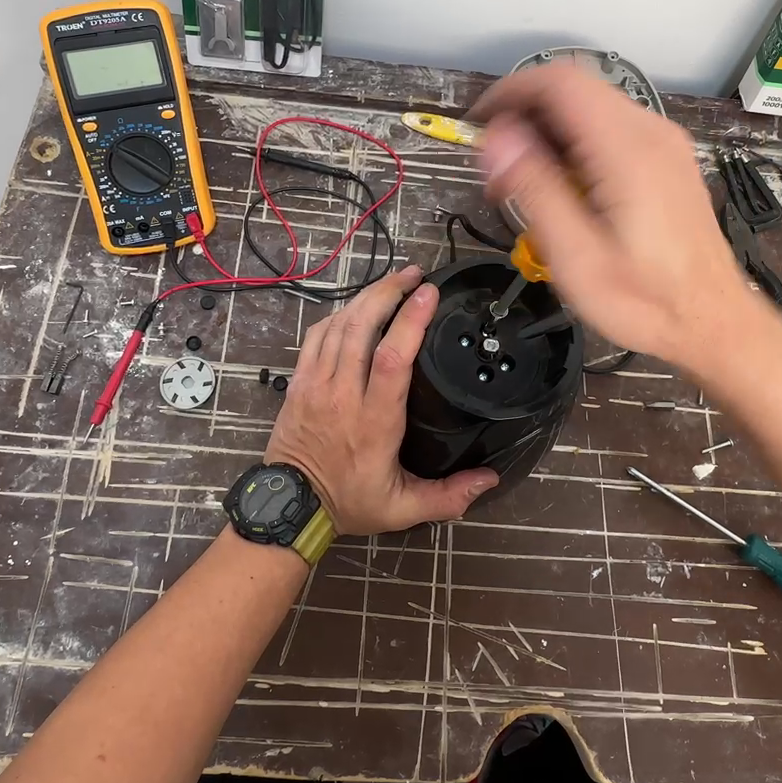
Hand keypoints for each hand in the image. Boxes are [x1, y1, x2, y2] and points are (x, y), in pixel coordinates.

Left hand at [263, 264, 498, 534]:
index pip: (392, 359)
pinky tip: (356, 307)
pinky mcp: (298, 382)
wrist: (290, 506)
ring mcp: (316, 384)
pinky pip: (316, 335)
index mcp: (375, 420)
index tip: (429, 292)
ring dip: (366, 297)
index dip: (410, 320)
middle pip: (363, 328)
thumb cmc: (350, 502)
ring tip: (392, 282)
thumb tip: (491, 480)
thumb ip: (449, 496)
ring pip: (339, 325)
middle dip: (389, 292)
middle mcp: (343, 394)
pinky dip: (338, 314)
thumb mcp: (404, 508)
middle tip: (415, 274)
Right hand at [466, 61, 755, 371]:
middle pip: (572, 89)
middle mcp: (651, 134)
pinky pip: (608, 128)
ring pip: (588, 107)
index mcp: (628, 151)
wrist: (711, 322)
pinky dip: (572, 144)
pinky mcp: (664, 159)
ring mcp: (662, 144)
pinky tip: (561, 189)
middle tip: (497, 170)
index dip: (511, 92)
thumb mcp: (576, 256)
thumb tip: (497, 140)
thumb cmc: (646, 301)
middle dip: (524, 117)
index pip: (559, 82)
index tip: (480, 123)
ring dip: (546, 133)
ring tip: (523, 186)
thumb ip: (535, 189)